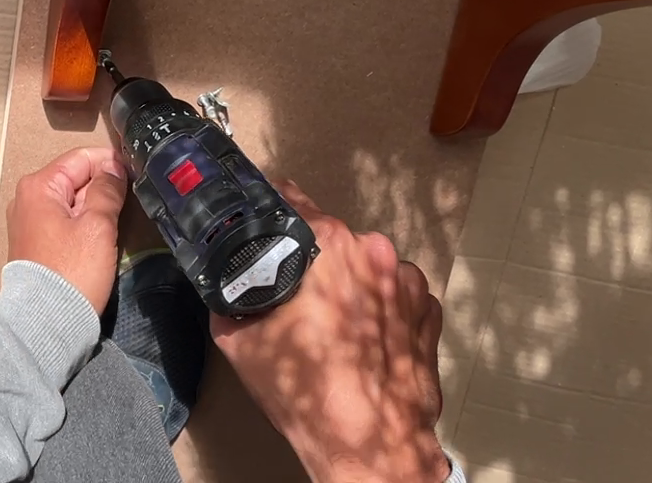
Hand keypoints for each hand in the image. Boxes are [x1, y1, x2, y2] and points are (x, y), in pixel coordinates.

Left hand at [5, 146, 128, 312]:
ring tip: (117, 222)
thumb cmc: (72, 272)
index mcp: (39, 185)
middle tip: (130, 204)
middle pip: (75, 178)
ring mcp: (28, 220)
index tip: (136, 175)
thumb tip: (114, 168)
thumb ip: (107, 191)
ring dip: (94, 207)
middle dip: (103, 187)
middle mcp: (27, 197)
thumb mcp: (98, 227)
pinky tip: (98, 238)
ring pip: (71, 200)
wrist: (44, 325)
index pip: (81, 158)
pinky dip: (82, 223)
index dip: (110, 163)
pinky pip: (63, 220)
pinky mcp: (34, 242)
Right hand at [211, 181, 447, 482]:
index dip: (269, 207)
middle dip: (308, 255)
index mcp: (329, 244)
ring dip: (346, 279)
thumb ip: (227, 297)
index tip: (259, 221)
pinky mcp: (430, 313)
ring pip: (363, 264)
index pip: (291, 198)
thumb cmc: (304, 389)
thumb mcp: (238, 338)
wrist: (371, 452)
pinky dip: (377, 305)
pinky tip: (361, 336)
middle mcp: (374, 251)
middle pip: (329, 236)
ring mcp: (409, 283)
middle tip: (292, 290)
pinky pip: (394, 292)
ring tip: (330, 320)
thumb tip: (220, 283)